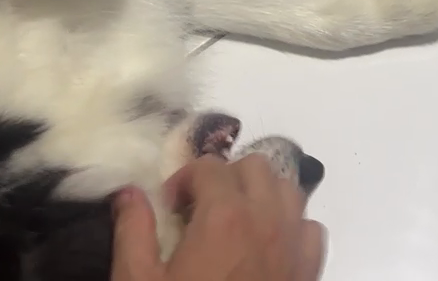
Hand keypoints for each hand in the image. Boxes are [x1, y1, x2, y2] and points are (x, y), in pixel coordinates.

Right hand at [113, 156, 326, 280]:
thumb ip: (133, 232)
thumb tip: (128, 192)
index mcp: (224, 214)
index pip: (209, 166)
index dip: (185, 179)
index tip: (169, 207)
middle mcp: (266, 217)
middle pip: (255, 167)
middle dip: (226, 178)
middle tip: (200, 211)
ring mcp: (293, 243)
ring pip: (287, 189)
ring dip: (262, 194)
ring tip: (235, 222)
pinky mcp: (309, 271)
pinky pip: (309, 227)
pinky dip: (291, 225)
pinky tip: (268, 248)